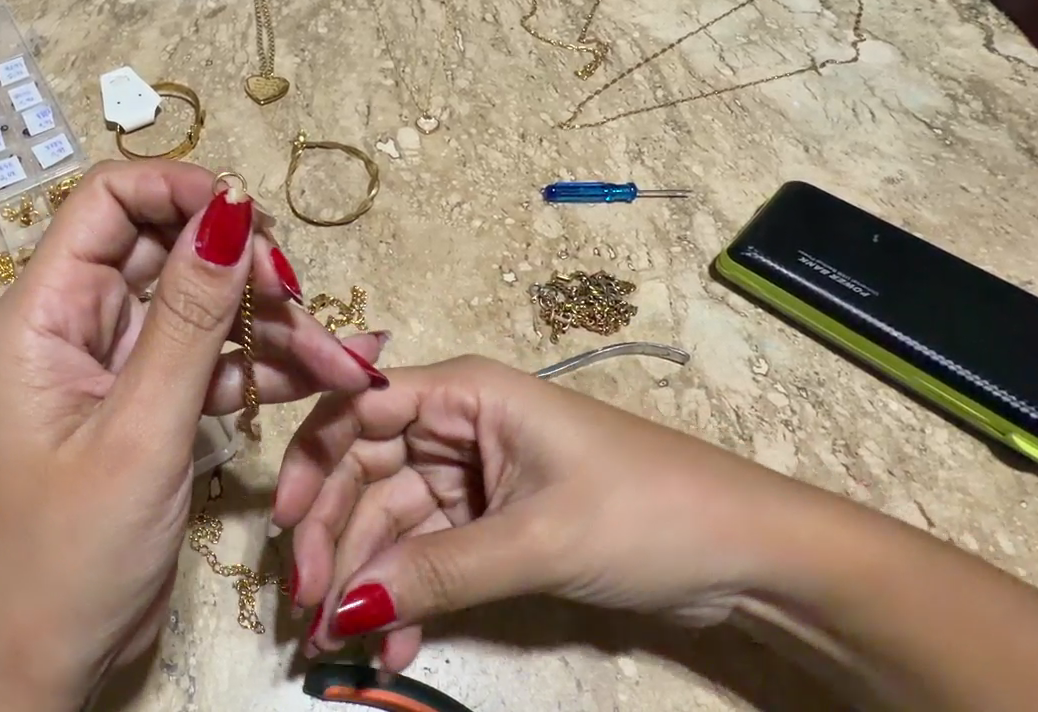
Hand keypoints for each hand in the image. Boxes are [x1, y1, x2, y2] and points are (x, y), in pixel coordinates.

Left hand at [0, 161, 386, 711]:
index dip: (180, 189)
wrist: (39, 667)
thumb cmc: (67, 554)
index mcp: (48, 310)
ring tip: (334, 358)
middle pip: (167, 249)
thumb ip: (191, 317)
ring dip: (266, 324)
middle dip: (239, 264)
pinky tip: (315, 382)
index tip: (253, 216)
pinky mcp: (148, 406)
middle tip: (298, 296)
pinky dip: (260, 370)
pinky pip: (210, 363)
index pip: (110, 201)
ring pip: (200, 308)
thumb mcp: (140, 429)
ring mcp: (116, 365)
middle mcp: (79, 322)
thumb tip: (230, 206)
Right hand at [273, 355, 816, 671]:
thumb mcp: (538, 540)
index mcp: (463, 394)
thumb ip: (439, 573)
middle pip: (364, 471)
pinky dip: (410, 598)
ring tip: (342, 642)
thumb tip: (345, 611)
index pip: (358, 408)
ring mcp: (469, 476)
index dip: (311, 458)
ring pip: (391, 521)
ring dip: (367, 580)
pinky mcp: (488, 522)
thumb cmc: (646, 512)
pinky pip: (428, 555)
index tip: (282, 522)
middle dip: (333, 536)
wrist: (755, 560)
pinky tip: (394, 643)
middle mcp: (454, 426)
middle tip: (308, 607)